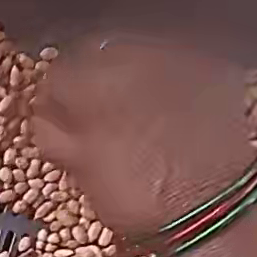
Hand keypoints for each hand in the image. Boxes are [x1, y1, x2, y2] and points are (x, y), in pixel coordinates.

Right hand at [33, 38, 256, 241]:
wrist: (211, 207)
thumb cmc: (135, 196)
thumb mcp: (81, 171)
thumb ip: (55, 134)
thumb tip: (44, 112)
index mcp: (95, 86)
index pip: (58, 72)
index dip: (54, 97)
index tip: (57, 116)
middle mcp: (136, 58)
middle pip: (96, 50)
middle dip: (88, 76)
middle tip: (89, 112)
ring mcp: (178, 58)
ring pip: (134, 50)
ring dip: (124, 73)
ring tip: (128, 109)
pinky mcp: (211, 66)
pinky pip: (173, 58)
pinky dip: (161, 76)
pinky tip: (162, 106)